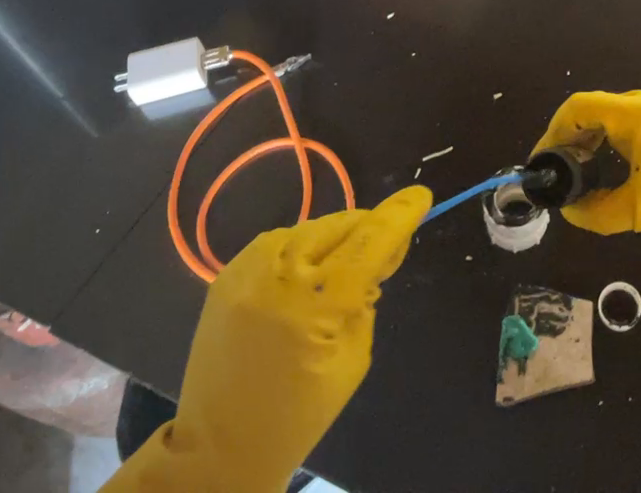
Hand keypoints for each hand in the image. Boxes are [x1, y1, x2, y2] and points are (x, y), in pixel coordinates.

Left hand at [102, 185, 430, 491]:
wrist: (219, 445)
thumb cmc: (301, 412)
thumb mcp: (354, 357)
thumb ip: (368, 298)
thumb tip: (380, 256)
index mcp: (315, 303)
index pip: (370, 240)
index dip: (400, 215)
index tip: (422, 195)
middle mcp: (278, 274)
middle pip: (341, 225)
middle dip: (370, 229)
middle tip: (387, 254)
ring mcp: (246, 269)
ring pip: (311, 227)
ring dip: (337, 238)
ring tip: (343, 268)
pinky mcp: (226, 273)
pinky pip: (280, 240)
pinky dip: (303, 247)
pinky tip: (306, 274)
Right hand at [533, 91, 640, 398]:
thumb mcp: (636, 212)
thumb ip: (594, 211)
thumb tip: (567, 212)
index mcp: (637, 113)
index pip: (579, 106)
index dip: (553, 131)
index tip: (543, 162)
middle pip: (593, 109)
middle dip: (569, 138)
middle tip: (557, 172)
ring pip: (611, 116)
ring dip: (590, 140)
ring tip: (577, 172)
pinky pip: (629, 123)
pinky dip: (611, 141)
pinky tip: (607, 167)